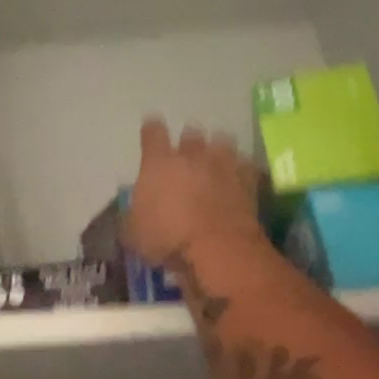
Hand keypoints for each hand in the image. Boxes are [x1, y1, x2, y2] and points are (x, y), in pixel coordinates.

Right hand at [126, 118, 264, 265]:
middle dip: (188, 142)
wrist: (218, 247)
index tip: (151, 131)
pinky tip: (237, 178)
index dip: (151, 130)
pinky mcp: (248, 179)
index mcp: (158, 163)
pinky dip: (240, 169)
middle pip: (191, 134)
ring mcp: (223, 164)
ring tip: (215, 161)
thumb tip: (130, 213)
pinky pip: (244, 165)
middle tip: (186, 156)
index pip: (153, 132)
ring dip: (217, 150)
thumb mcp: (133, 234)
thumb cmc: (168, 239)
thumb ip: (131, 217)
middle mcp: (191, 155)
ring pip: (222, 142)